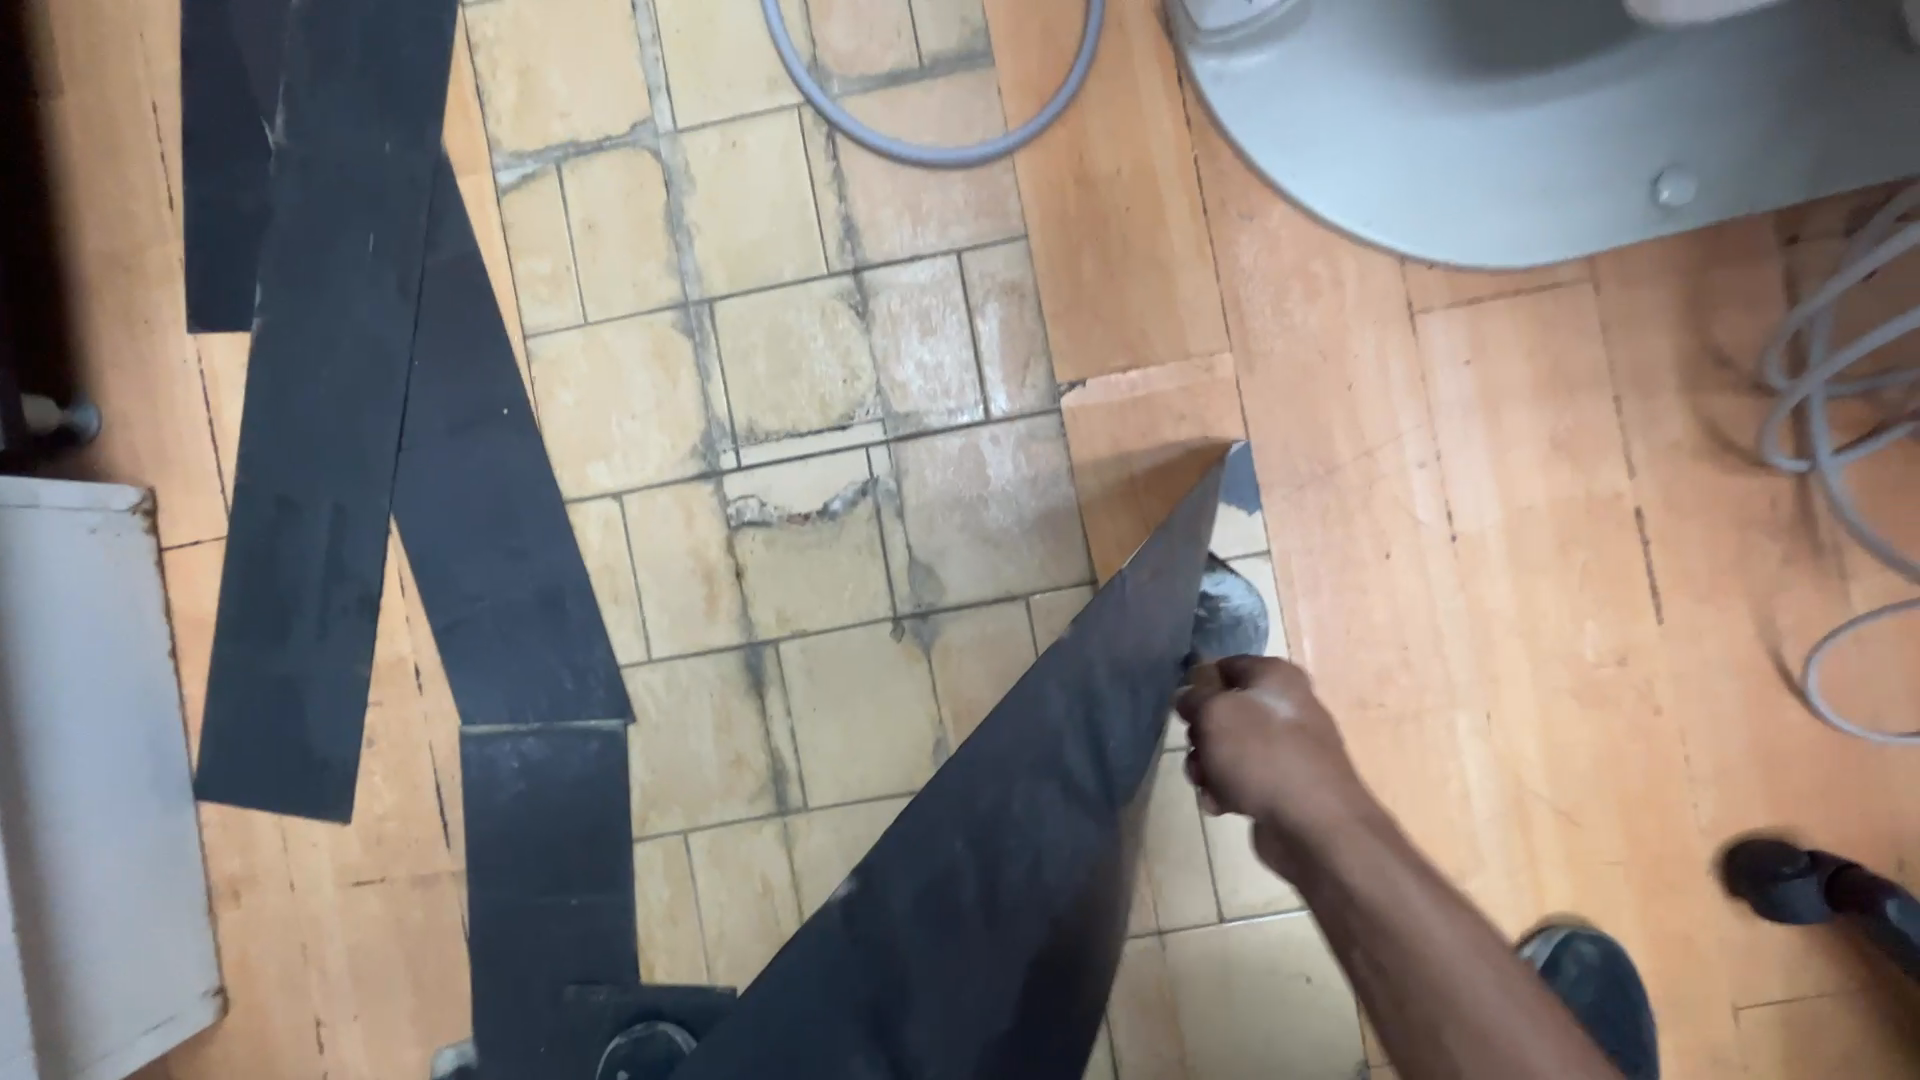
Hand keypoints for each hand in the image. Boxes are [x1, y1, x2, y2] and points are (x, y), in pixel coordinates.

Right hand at [1175, 656, 1377, 876]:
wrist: (1316, 826)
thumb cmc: (1262, 755)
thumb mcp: (1214, 713)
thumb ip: (1193, 698)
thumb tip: (1188, 697)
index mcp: (1276, 676)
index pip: (1224, 666)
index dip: (1198, 685)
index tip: (1183, 709)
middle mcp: (1286, 705)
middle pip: (1223, 710)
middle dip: (1200, 734)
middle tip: (1197, 749)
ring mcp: (1287, 747)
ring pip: (1229, 747)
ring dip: (1208, 766)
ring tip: (1207, 784)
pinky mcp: (1285, 783)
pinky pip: (1244, 778)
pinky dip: (1228, 789)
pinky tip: (1223, 805)